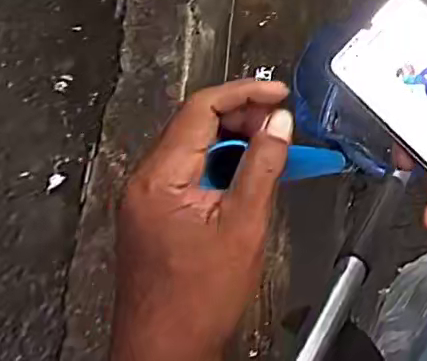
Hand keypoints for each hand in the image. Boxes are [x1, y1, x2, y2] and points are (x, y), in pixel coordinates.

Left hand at [112, 79, 294, 360]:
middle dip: (244, 116)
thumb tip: (279, 123)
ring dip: (237, 139)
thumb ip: (263, 165)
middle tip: (280, 124)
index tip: (277, 94)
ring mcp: (150, 195)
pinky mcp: (158, 209)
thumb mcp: (243, 226)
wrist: (164, 359)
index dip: (245, 93)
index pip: (202, 107)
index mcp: (160, 178)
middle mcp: (147, 180)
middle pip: (199, 121)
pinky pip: (195, 167)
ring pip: (198, 143)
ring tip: (271, 149)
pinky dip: (225, 162)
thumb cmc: (193, 307)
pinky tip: (250, 175)